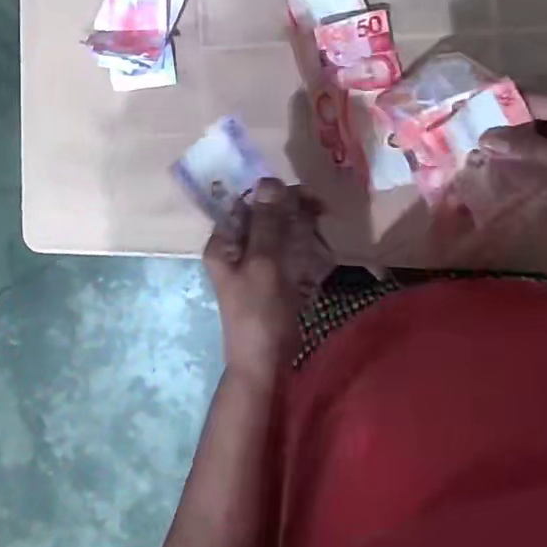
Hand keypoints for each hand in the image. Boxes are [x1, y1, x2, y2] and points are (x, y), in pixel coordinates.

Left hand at [202, 179, 328, 386]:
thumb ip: (267, 222)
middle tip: (322, 215)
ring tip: (320, 243)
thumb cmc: (260, 314)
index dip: (276, 194)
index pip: (248, 202)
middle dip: (294, 213)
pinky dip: (305, 251)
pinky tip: (319, 260)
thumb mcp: (263, 264)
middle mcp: (236, 248)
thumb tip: (270, 181)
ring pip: (282, 233)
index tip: (308, 197)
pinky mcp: (272, 278)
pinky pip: (289, 253)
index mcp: (224, 242)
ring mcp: (255, 264)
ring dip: (303, 232)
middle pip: (267, 215)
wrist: (264, 365)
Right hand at [476, 90, 546, 269]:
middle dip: (502, 129)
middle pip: (533, 111)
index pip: (528, 96)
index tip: (461, 126)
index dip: (495, 109)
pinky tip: (518, 175)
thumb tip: (485, 138)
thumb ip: (538, 156)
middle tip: (468, 150)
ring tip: (484, 164)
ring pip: (543, 131)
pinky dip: (537, 158)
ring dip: (518, 146)